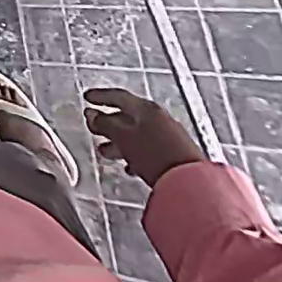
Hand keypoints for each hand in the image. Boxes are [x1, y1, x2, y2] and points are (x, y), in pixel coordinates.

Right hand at [83, 87, 205, 186]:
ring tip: (106, 151)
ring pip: (138, 134)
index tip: (88, 97)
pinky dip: (136, 153)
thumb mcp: (122, 137)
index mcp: (146, 108)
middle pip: (128, 116)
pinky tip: (130, 165)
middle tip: (94, 127)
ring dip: (120, 141)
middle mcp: (159, 118)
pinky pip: (151, 149)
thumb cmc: (156, 155)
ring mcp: (170, 137)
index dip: (100, 96)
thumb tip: (91, 115)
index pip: (118, 96)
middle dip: (108, 123)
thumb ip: (104, 124)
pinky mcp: (178, 156)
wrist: (193, 185)